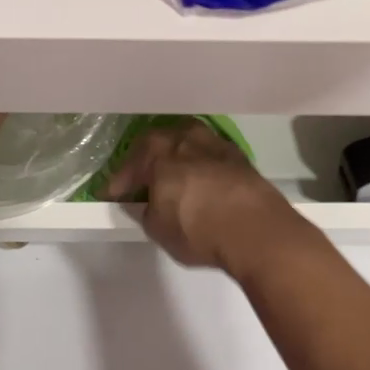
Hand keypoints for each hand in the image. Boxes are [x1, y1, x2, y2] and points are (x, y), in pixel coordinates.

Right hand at [105, 121, 314, 273]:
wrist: (257, 229)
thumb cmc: (199, 229)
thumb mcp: (158, 229)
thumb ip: (145, 212)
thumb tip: (141, 203)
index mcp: (159, 153)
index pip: (130, 165)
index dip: (119, 182)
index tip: (111, 195)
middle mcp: (186, 139)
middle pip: (158, 143)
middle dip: (146, 160)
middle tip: (140, 178)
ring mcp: (215, 144)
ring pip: (187, 141)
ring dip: (176, 155)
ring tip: (171, 173)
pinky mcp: (239, 155)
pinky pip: (209, 153)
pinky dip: (200, 162)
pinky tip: (200, 177)